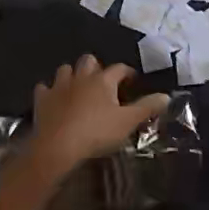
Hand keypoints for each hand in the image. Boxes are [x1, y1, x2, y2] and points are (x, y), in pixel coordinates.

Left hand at [25, 55, 168, 173]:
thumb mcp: (128, 122)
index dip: (127, 73)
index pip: (119, 68)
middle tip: (103, 82)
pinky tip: (55, 99)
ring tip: (79, 87)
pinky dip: (50, 91)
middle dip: (96, 66)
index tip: (133, 81)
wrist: (56, 148)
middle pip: (88, 60)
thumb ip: (147, 107)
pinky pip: (44, 88)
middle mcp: (81, 77)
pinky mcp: (42, 100)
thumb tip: (166, 95)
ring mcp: (59, 87)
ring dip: (72, 75)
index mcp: (103, 80)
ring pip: (65, 70)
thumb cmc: (96, 133)